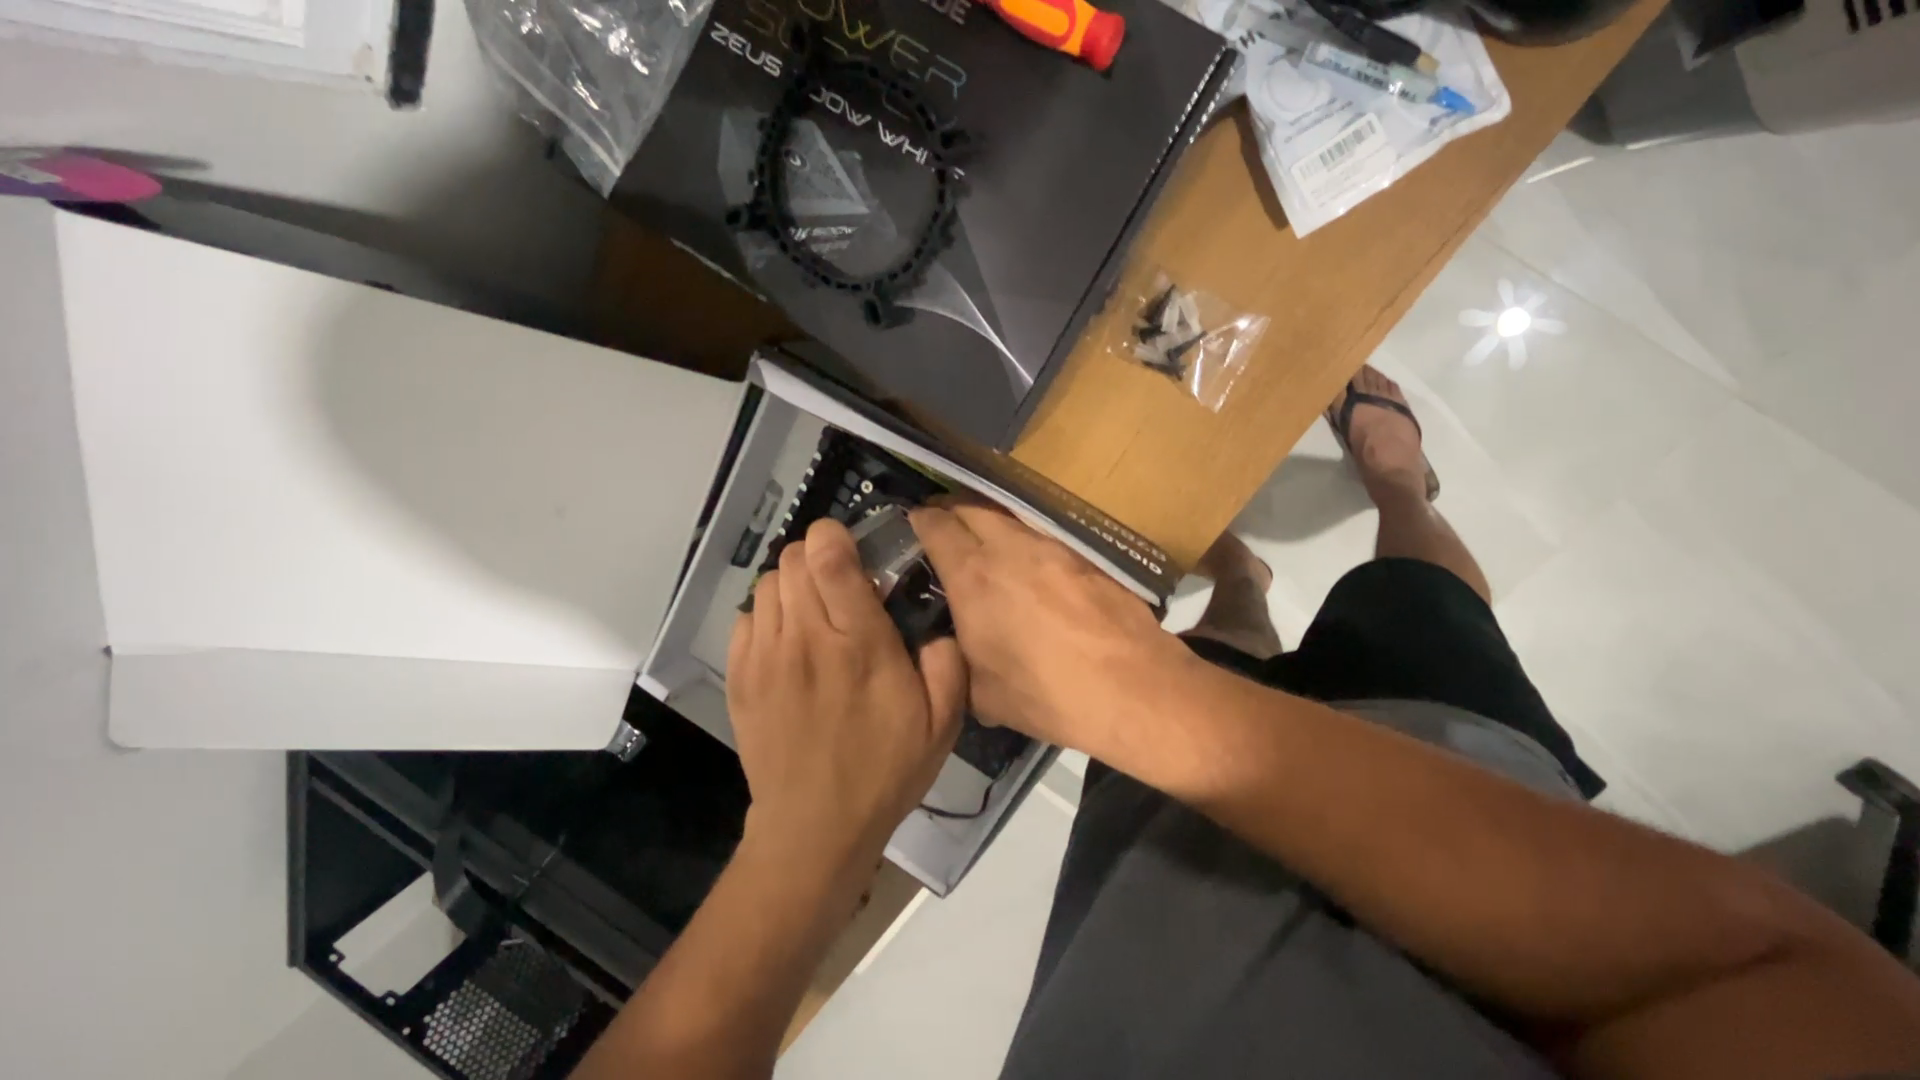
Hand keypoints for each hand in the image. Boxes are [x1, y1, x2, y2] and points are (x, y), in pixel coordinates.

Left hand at [728, 518, 967, 867]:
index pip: (830, 557)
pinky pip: (744, 616)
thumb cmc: (883, 773)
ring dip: (792, 583)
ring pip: (768, 583)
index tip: (851, 545)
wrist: (813, 826)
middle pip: (794, 559)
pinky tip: (785, 638)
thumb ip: (948, 665)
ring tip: (812, 609)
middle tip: (839, 582)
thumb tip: (938, 628)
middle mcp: (806, 638)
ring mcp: (765, 656)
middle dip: (817, 556)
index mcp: (859, 643)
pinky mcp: (740, 677)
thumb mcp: (941, 725)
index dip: (835, 534)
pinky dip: (765, 613)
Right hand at [909, 501, 1184, 752]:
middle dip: (950, 512)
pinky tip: (1027, 571)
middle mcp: (1009, 548)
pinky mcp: (1085, 557)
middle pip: (971, 507)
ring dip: (989, 525)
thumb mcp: (982, 694)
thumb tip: (955, 649)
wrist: (1133, 688)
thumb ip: (957, 660)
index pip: (935, 525)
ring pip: (1009, 519)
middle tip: (941, 530)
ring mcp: (1052, 547)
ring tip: (983, 550)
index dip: (918, 521)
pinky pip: (1041, 537)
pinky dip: (1023, 543)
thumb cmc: (1047, 695)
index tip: (910, 527)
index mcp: (973, 576)